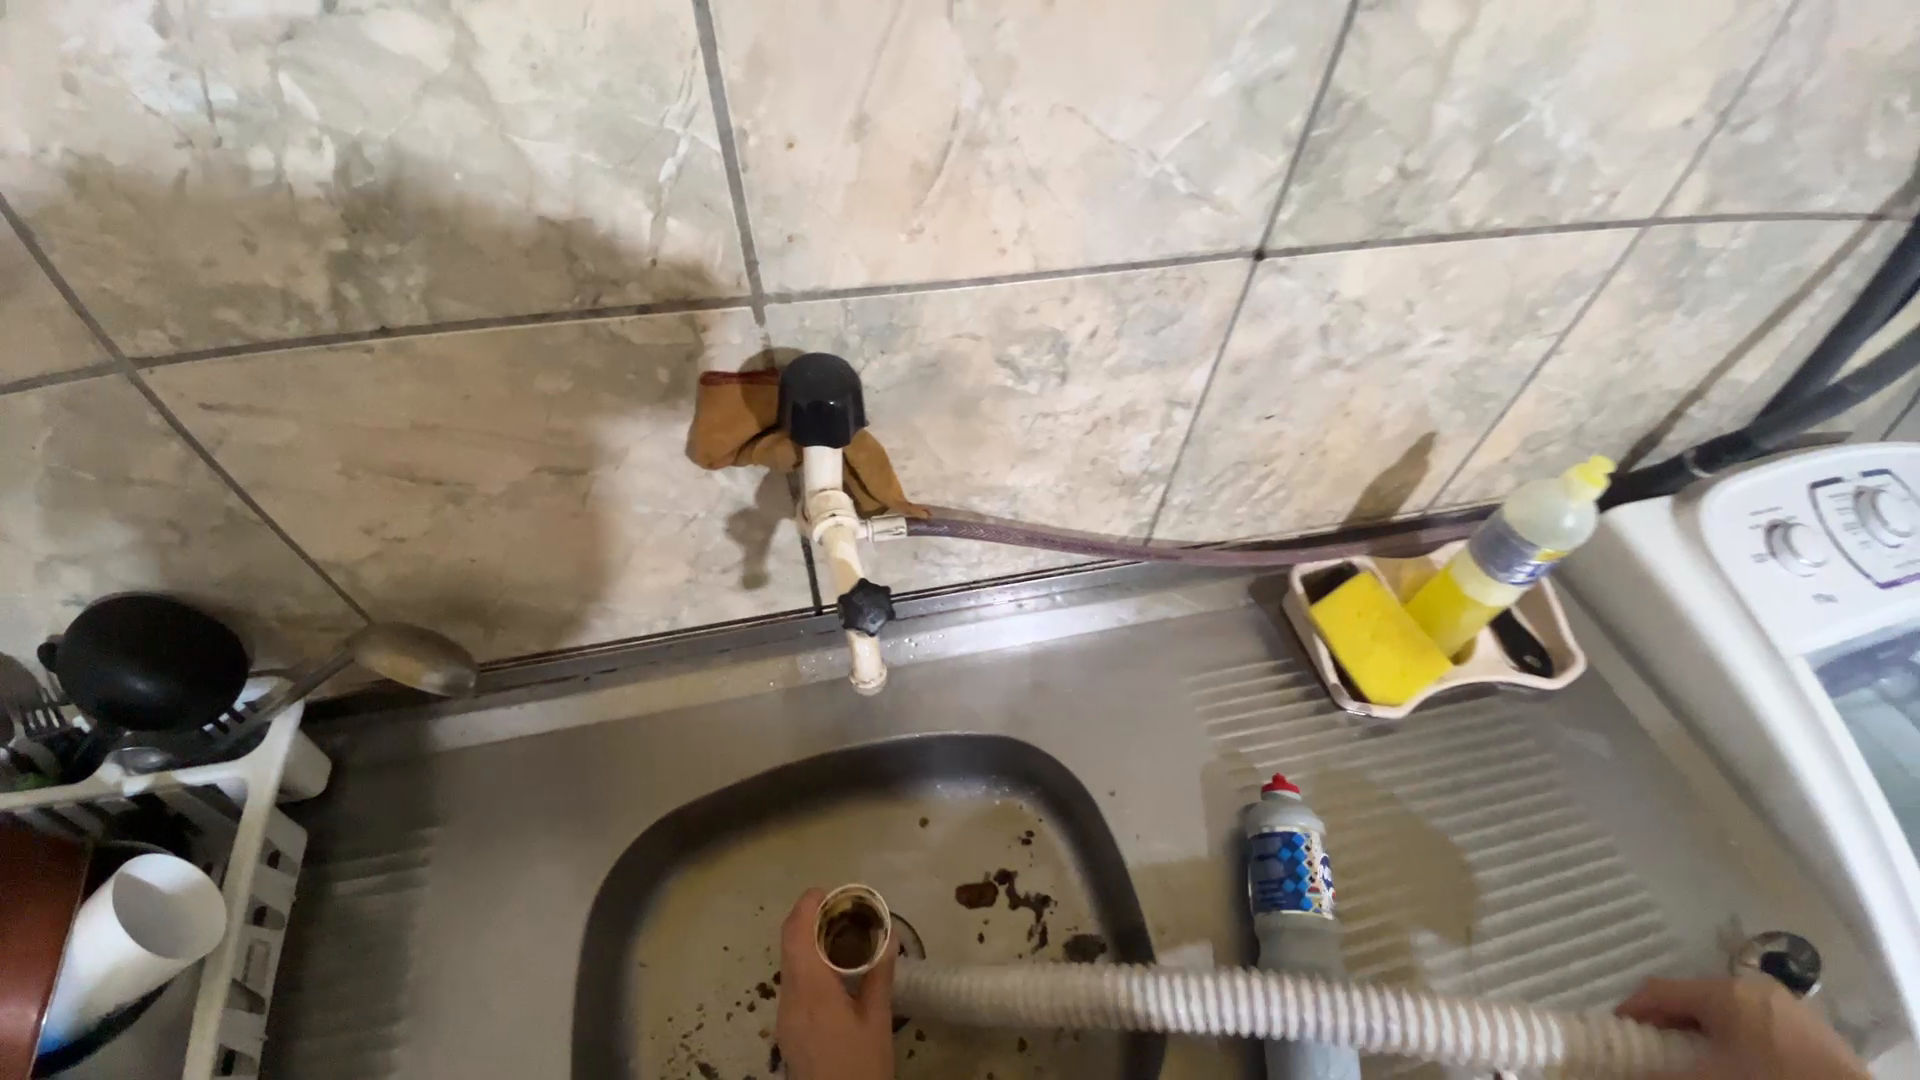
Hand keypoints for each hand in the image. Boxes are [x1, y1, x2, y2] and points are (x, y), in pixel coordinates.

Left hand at [776, 888, 895, 1079]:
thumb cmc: (860, 1068)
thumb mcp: (878, 1022)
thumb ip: (879, 976)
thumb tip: (889, 936)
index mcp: (811, 993)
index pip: (795, 936)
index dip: (806, 906)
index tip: (827, 891)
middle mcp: (790, 1000)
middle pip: (789, 945)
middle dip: (809, 919)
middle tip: (841, 908)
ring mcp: (784, 1017)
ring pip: (789, 964)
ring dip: (808, 941)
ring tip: (843, 934)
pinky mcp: (788, 1030)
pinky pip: (793, 983)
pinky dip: (809, 964)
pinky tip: (835, 970)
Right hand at [1616, 977, 1868, 1079]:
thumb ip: (1662, 1075)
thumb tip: (1628, 1075)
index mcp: (1721, 991)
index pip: (1659, 990)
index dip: (1634, 1008)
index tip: (1621, 1030)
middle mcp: (1751, 987)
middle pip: (1694, 998)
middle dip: (1672, 1021)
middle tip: (1660, 1045)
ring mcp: (1788, 1006)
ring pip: (1727, 1010)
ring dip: (1706, 1030)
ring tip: (1700, 1056)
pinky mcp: (1815, 1029)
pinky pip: (1758, 1022)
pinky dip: (1739, 1037)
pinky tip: (1742, 1062)